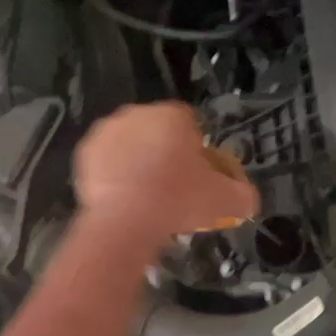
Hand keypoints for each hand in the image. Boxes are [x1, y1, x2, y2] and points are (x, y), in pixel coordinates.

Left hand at [73, 102, 258, 241]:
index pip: (189, 123)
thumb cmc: (178, 201)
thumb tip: (249, 200)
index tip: (195, 173)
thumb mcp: (223, 201)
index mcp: (172, 115)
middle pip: (156, 132)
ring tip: (147, 196)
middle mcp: (137, 114)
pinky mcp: (86, 154)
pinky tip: (125, 199)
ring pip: (130, 145)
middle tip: (172, 187)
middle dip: (163, 153)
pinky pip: (107, 163)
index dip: (194, 148)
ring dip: (138, 163)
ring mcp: (107, 132)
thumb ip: (242, 196)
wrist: (126, 221)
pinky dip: (115, 176)